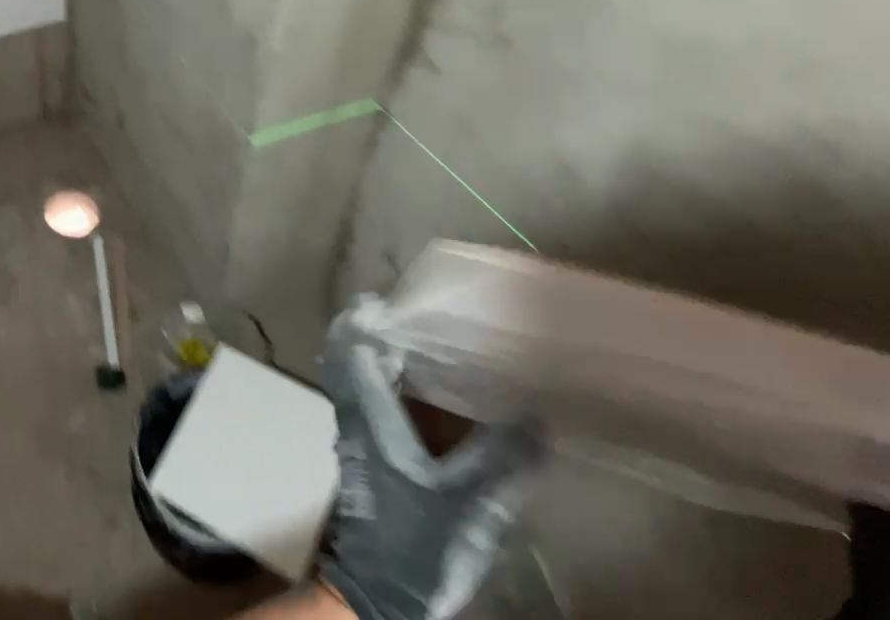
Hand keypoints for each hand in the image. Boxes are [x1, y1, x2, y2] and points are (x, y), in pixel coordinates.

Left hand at [314, 300, 545, 619]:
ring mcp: (362, 438)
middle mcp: (356, 418)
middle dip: (382, 333)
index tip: (394, 299)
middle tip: (427, 318)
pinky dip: (404, 392)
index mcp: (367, 415)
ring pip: (367, 382)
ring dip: (393, 360)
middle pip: (355, 358)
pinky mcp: (374, 460)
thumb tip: (538, 411)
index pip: (350, 348)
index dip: (364, 317)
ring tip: (441, 347)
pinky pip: (381, 408)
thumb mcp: (470, 500)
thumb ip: (504, 454)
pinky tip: (446, 398)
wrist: (381, 594)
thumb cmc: (417, 540)